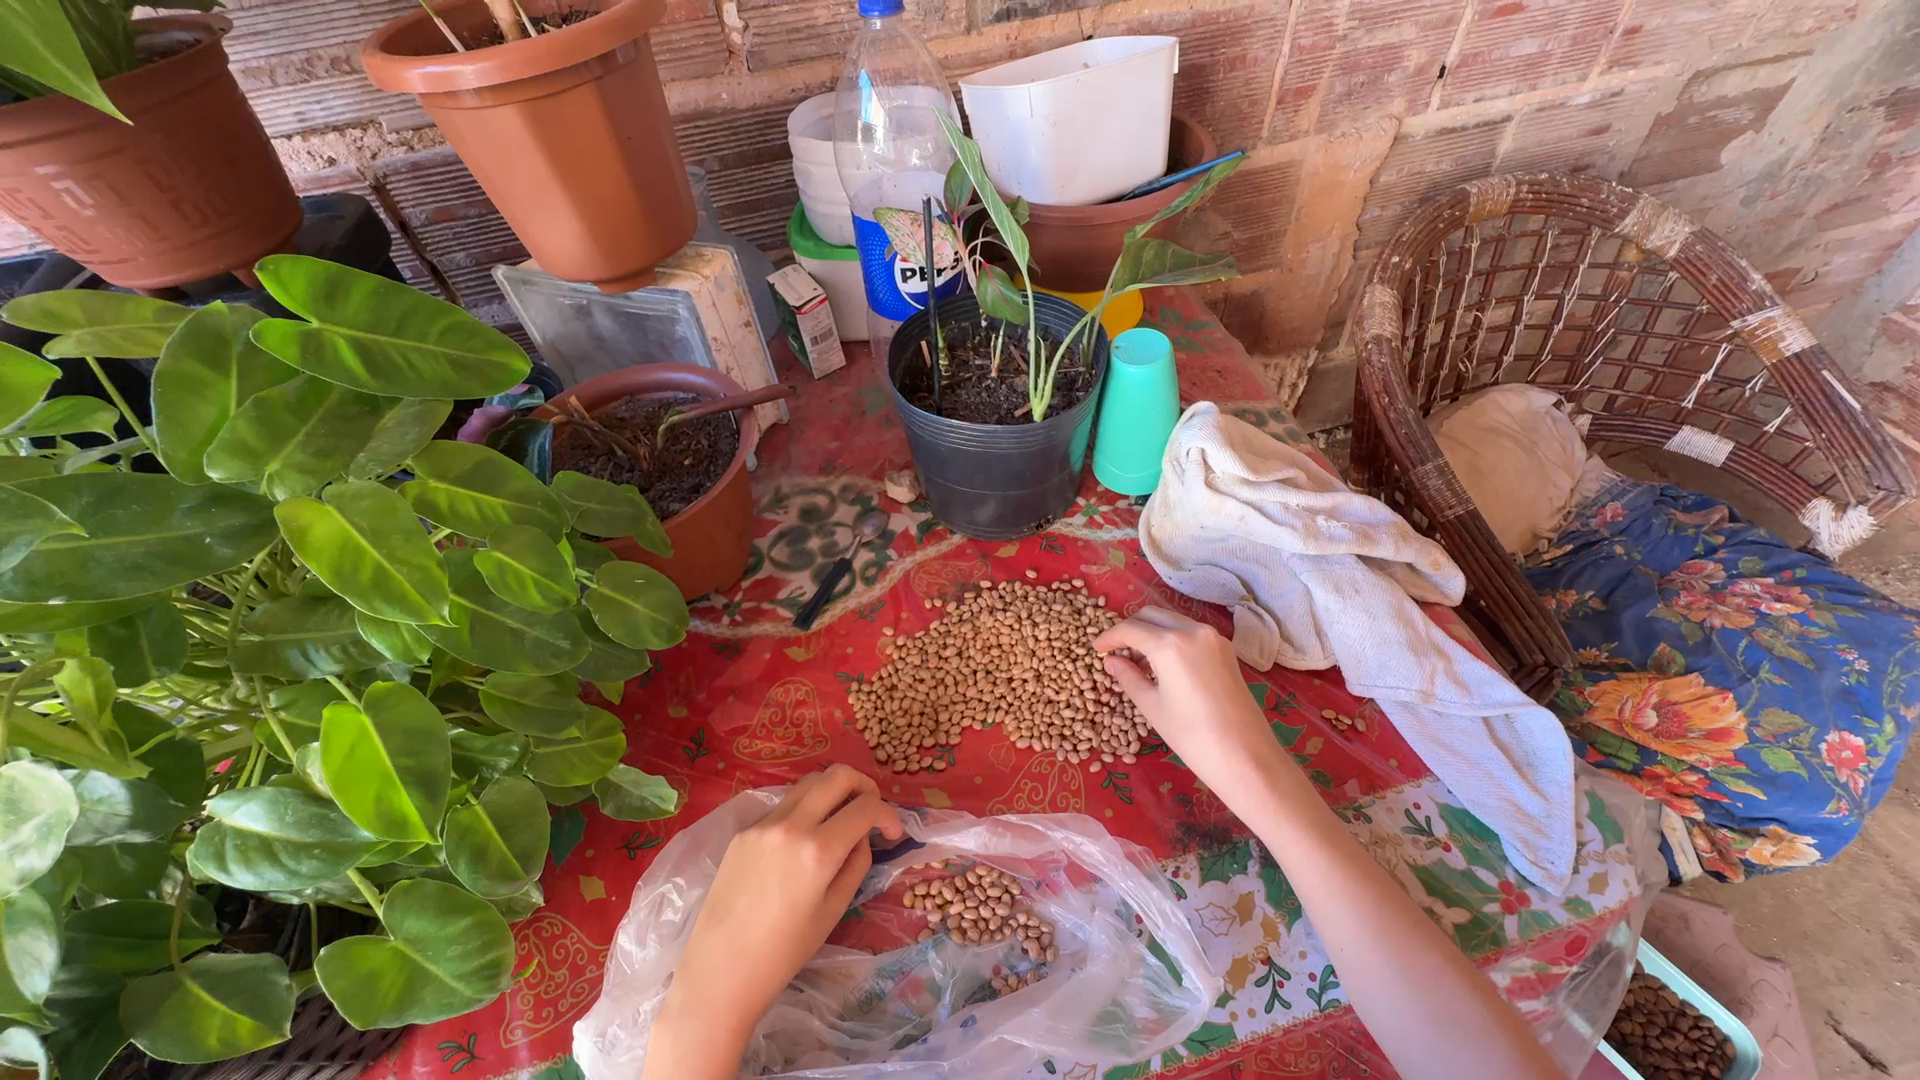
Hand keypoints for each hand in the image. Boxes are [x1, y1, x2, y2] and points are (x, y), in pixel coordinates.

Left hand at [647, 765, 903, 1077]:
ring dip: (834, 790)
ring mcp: (763, 823)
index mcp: (818, 849)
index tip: (894, 832)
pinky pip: (785, 804)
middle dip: (864, 785)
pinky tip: (806, 839)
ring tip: (842, 818)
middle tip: (871, 809)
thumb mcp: (834, 909)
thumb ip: (856, 862)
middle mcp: (791, 824)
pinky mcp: (744, 831)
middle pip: (837, 775)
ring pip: (809, 782)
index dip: (888, 814)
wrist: (720, 970)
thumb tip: (861, 834)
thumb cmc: (784, 951)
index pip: (866, 807)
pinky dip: (806, 808)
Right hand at [1094, 608, 1293, 808]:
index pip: (1130, 629)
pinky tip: (1162, 665)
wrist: (1246, 757)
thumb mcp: (1152, 707)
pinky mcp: (1225, 649)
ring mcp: (1213, 638)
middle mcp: (1193, 630)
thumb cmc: (1192, 736)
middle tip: (1115, 652)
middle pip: (1151, 615)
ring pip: (1172, 621)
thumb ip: (1128, 677)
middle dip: (1130, 629)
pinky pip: (1189, 632)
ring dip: (1151, 632)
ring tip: (1137, 662)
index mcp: (1170, 644)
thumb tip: (1111, 661)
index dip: (1109, 637)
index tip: (1096, 649)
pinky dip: (1171, 639)